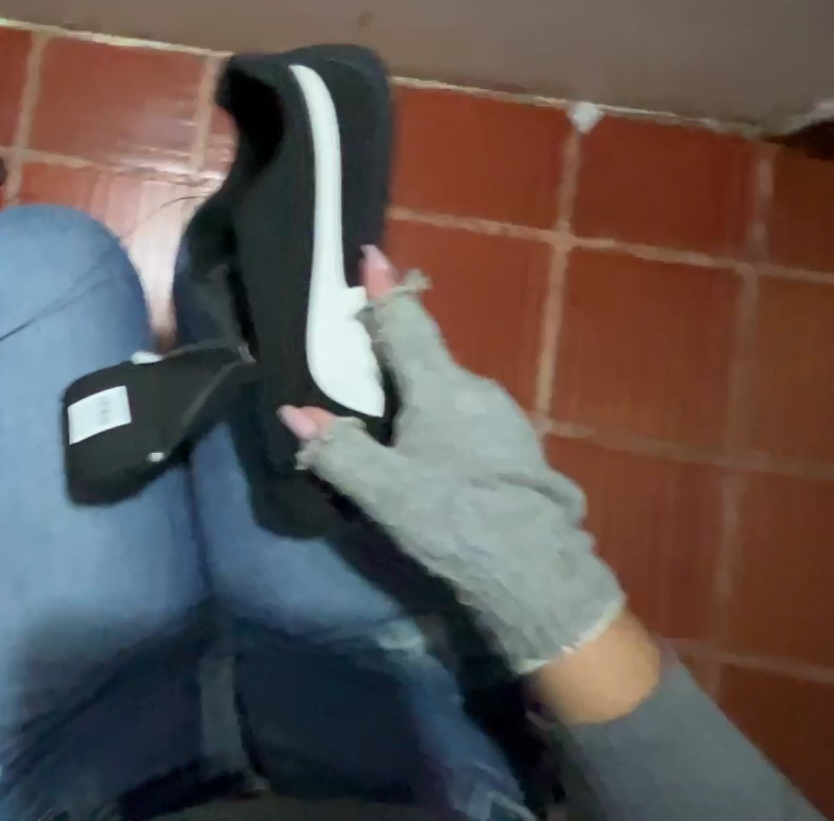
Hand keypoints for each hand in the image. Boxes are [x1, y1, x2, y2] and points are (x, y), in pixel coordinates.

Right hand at [277, 247, 624, 674]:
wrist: (539, 578)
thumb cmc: (453, 522)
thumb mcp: (384, 491)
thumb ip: (336, 447)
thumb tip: (294, 412)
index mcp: (442, 389)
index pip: (405, 325)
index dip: (384, 290)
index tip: (371, 254)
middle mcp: (476, 389)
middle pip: (423, 356)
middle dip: (389, 351)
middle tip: (355, 360)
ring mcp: (502, 416)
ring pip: (444, 388)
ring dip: (414, 391)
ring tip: (387, 423)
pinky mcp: (516, 444)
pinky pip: (464, 412)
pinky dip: (437, 415)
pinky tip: (428, 453)